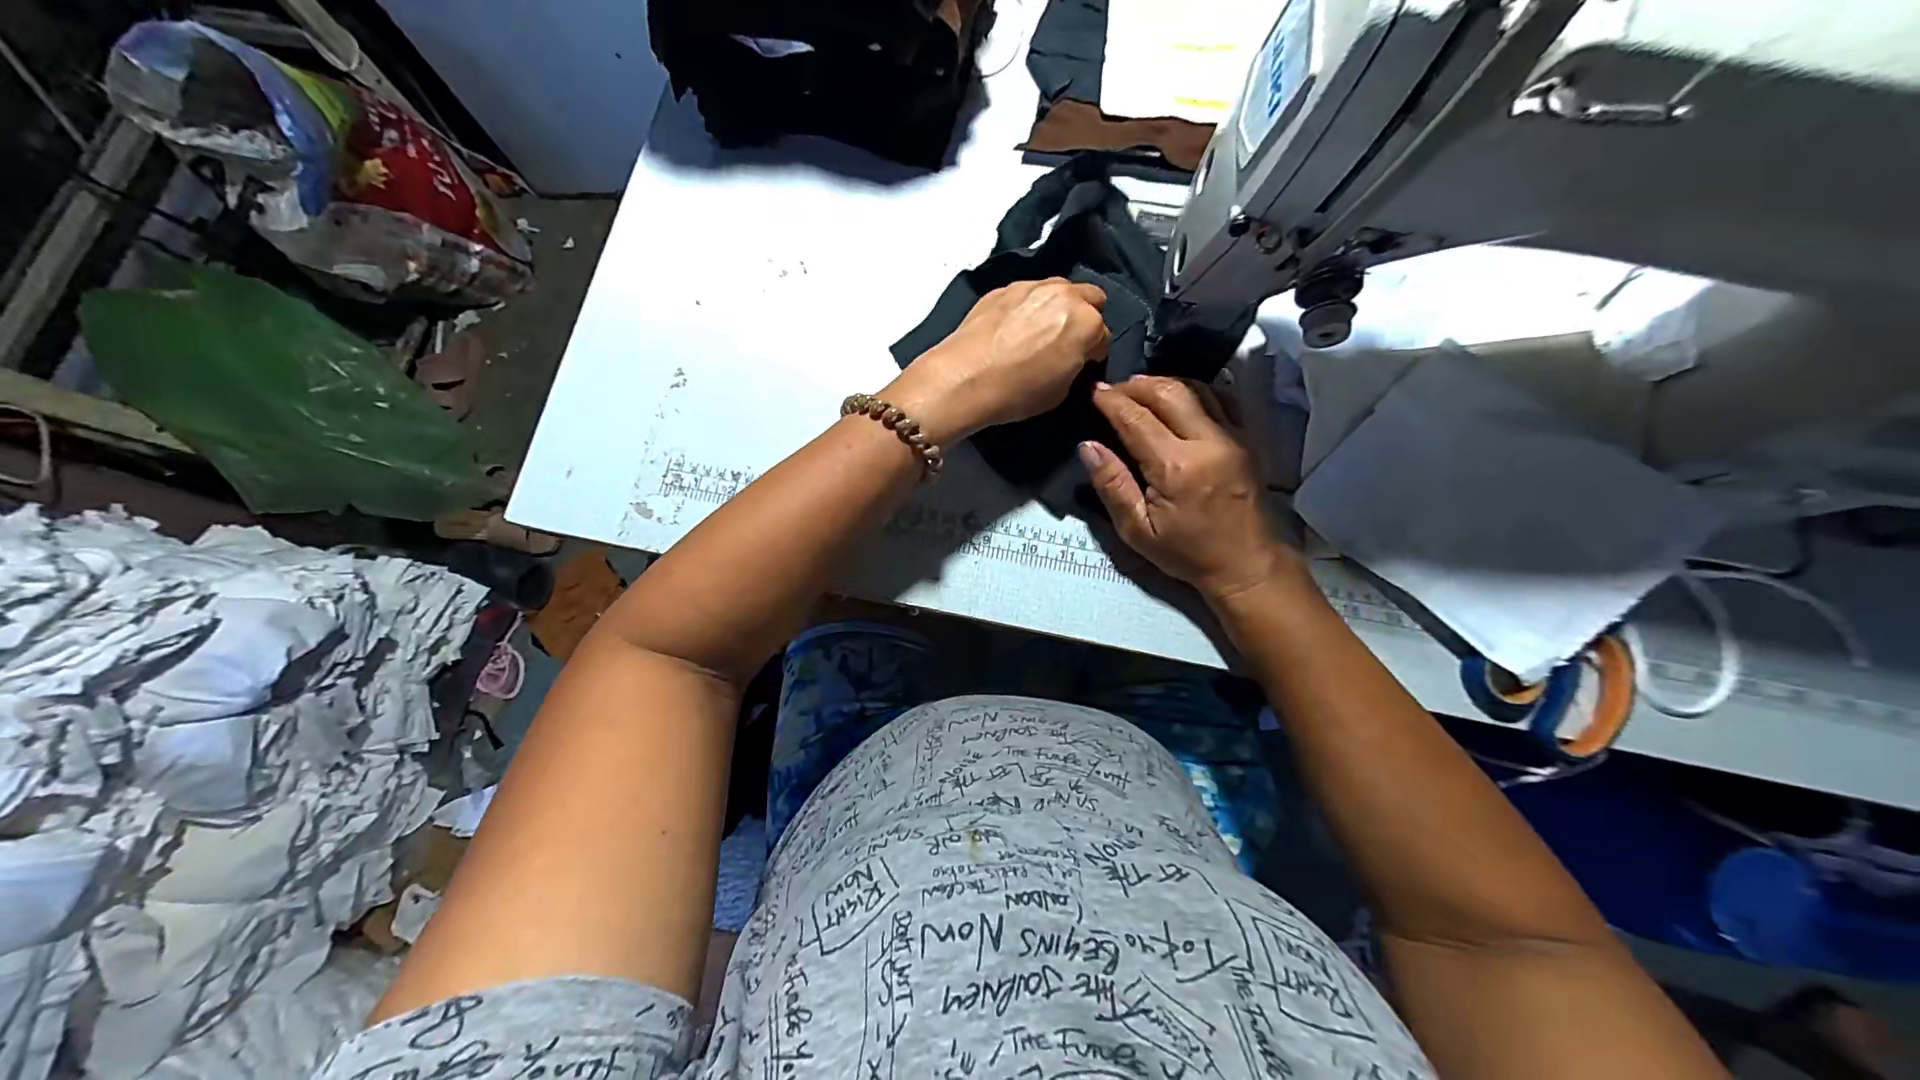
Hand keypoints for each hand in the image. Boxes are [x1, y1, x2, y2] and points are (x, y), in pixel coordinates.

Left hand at [883, 278, 1110, 443]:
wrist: (964, 379)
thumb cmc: (1016, 392)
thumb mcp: (1060, 391)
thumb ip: (1075, 367)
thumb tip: (1072, 361)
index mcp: (1087, 322)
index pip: (1105, 336)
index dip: (1094, 354)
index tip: (1081, 365)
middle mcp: (1064, 295)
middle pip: (1091, 298)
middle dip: (1085, 318)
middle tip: (1068, 342)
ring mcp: (1032, 286)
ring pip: (1060, 288)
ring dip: (1059, 306)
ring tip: (1041, 330)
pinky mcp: (1003, 288)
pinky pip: (1028, 292)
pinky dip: (1029, 306)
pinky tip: (1014, 327)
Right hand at [1082, 376, 1301, 600]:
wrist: (1246, 564)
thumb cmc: (1187, 553)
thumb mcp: (1137, 531)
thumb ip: (1112, 486)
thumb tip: (1088, 446)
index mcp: (1176, 467)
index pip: (1136, 419)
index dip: (1111, 401)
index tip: (1092, 391)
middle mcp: (1207, 442)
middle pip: (1167, 392)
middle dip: (1134, 385)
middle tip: (1111, 390)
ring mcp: (1232, 436)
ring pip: (1195, 388)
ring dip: (1162, 383)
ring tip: (1138, 390)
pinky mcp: (1245, 438)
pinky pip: (1219, 398)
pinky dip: (1193, 389)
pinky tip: (1176, 397)